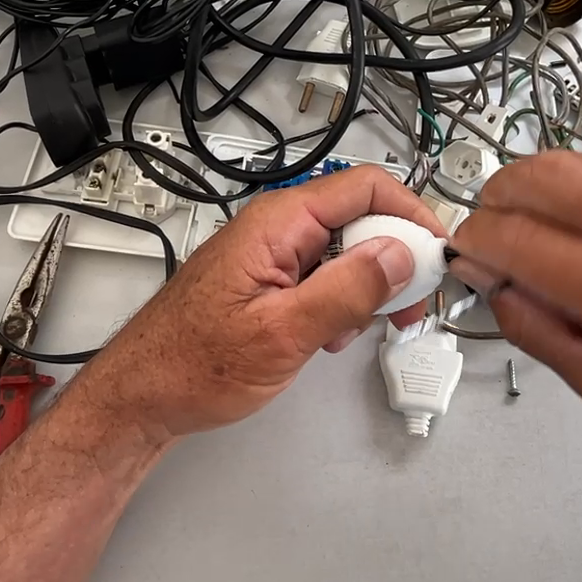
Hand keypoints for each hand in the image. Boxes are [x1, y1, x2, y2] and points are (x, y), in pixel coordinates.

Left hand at [65, 164, 445, 440]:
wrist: (146, 394)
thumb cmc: (193, 364)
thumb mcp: (282, 333)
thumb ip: (346, 290)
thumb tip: (399, 255)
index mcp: (279, 222)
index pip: (365, 187)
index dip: (410, 213)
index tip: (436, 252)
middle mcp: (278, 227)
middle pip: (360, 217)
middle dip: (393, 258)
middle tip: (407, 304)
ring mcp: (275, 252)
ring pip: (346, 248)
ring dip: (367, 285)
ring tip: (355, 328)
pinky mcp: (273, 276)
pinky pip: (325, 272)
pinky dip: (342, 299)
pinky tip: (330, 332)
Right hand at [447, 151, 581, 461]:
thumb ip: (530, 325)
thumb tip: (485, 275)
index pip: (520, 240)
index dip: (474, 246)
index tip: (464, 259)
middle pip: (535, 179)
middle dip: (490, 204)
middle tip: (487, 239)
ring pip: (561, 160)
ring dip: (523, 190)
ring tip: (521, 230)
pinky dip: (562, 187)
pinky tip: (565, 222)